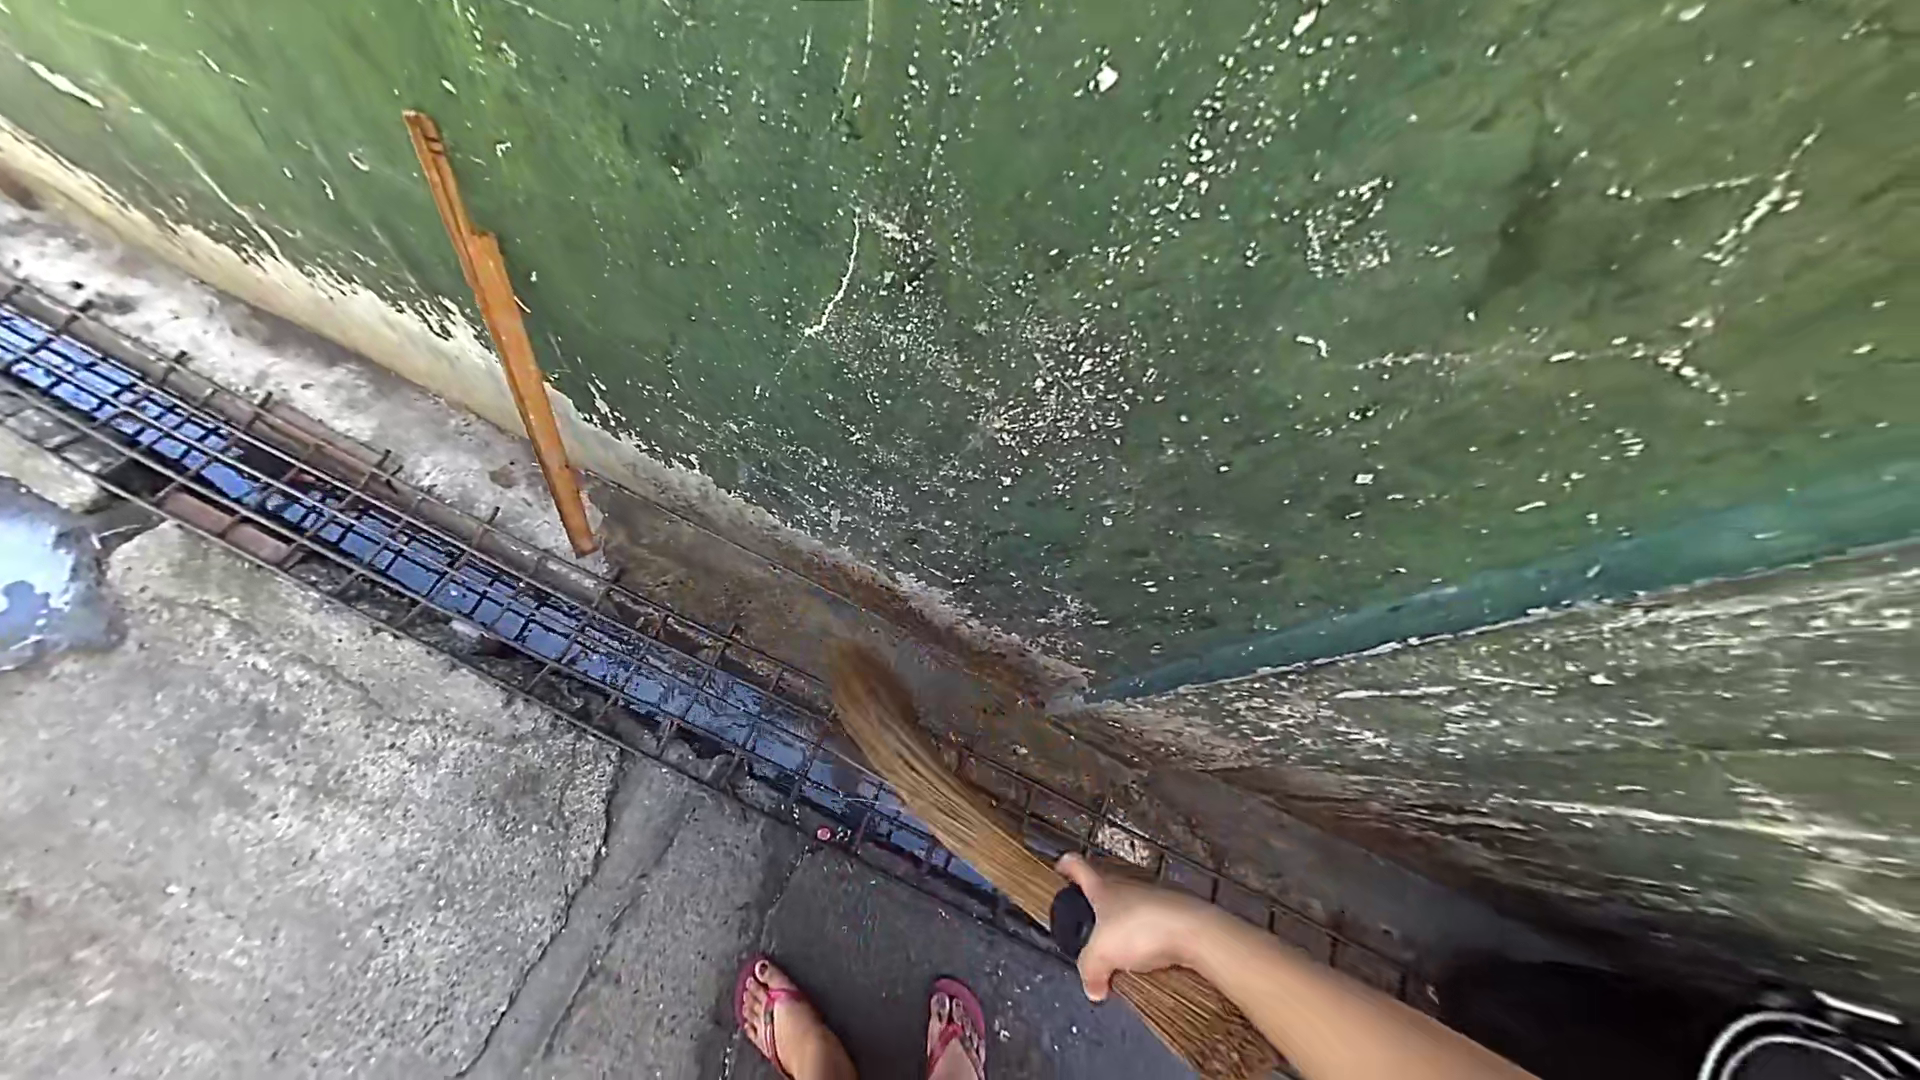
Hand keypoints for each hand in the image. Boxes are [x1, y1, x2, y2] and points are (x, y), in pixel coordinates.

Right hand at [1055, 853, 1223, 1001]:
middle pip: (1103, 886)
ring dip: (1123, 925)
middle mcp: (1124, 883)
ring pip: (1129, 906)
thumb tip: (1093, 989)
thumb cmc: (1140, 930)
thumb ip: (1090, 970)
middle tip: (1089, 930)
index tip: (1059, 872)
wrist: (1194, 931)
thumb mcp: (1103, 954)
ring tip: (1120, 953)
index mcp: (1102, 886)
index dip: (1065, 866)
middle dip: (1096, 906)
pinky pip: (1151, 921)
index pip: (1077, 865)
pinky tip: (1148, 958)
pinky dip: (1146, 936)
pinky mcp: (1172, 911)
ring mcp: (1150, 895)